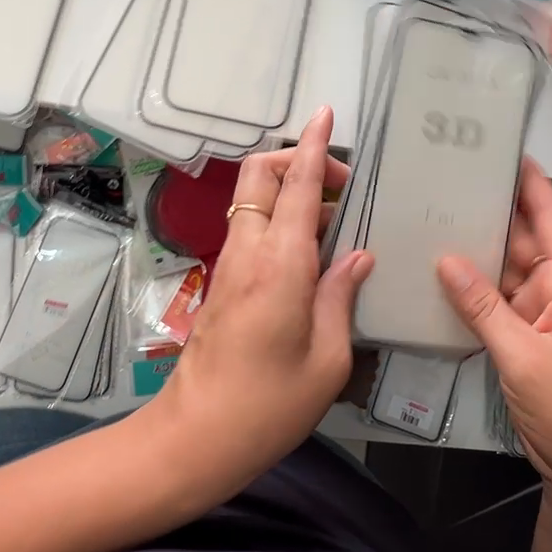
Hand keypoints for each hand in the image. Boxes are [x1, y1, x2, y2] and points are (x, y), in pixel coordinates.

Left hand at [144, 106, 372, 488]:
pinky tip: (315, 256)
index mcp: (280, 263)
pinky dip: (282, 222)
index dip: (312, 145)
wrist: (194, 437)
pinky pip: (254, 230)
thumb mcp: (327, 359)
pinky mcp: (224, 282)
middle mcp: (249, 251)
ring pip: (255, 200)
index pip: (295, 184)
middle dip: (299, 162)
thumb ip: (341, 297)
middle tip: (342, 189)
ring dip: (293, 194)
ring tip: (338, 224)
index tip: (325, 114)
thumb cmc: (269, 405)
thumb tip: (356, 256)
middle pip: (262, 176)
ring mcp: (231, 264)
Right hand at [436, 158, 551, 500]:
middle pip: (522, 238)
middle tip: (447, 181)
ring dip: (475, 248)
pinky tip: (439, 272)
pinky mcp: (522, 339)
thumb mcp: (526, 357)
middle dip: (491, 210)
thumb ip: (484, 307)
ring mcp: (538, 315)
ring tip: (434, 217)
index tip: (502, 148)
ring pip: (503, 269)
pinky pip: (493, 301)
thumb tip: (446, 260)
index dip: (530, 181)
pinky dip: (469, 288)